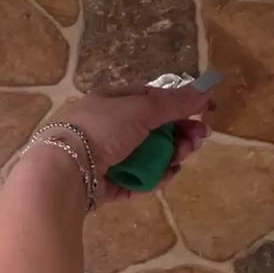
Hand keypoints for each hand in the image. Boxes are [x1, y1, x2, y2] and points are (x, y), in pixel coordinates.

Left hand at [47, 84, 212, 202]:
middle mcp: (106, 127)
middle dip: (180, 135)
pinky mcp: (106, 184)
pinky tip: (166, 176)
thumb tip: (208, 87)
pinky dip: (154, 177)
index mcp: (109, 102)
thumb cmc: (100, 130)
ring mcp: (105, 157)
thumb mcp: (140, 108)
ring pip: (148, 156)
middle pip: (154, 130)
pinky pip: (137, 178)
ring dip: (170, 157)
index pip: (151, 100)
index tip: (206, 114)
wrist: (65, 170)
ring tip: (179, 159)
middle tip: (196, 142)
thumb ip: (174, 101)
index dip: (180, 106)